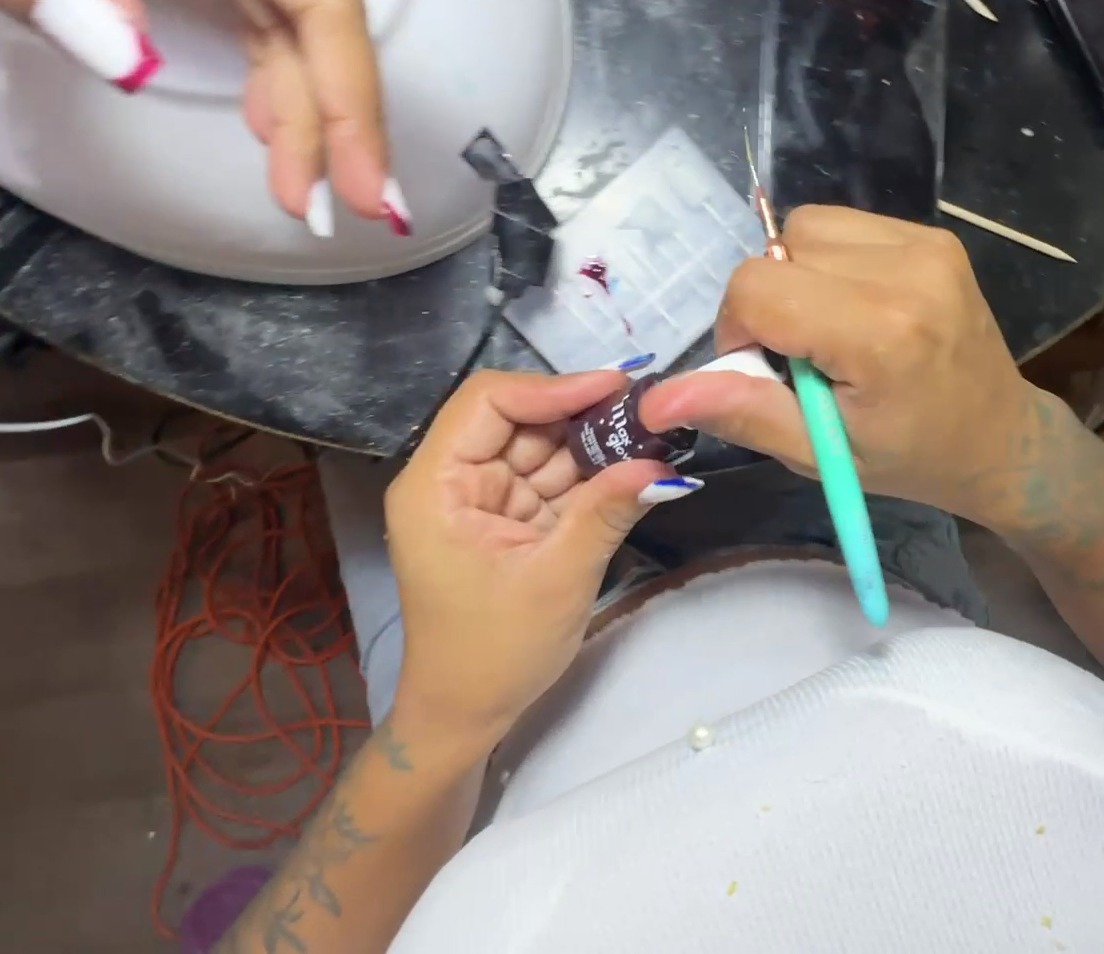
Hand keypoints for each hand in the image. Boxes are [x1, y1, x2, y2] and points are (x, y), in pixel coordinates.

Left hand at [383, 370, 687, 743]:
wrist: (467, 716)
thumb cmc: (495, 652)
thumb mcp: (558, 579)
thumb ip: (607, 513)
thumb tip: (665, 465)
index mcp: (438, 486)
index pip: (490, 403)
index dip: (554, 388)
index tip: (617, 388)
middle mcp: (456, 481)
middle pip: (523, 421)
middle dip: (585, 418)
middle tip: (649, 413)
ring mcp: (485, 499)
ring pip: (546, 449)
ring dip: (597, 446)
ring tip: (655, 436)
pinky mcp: (512, 519)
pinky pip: (556, 483)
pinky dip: (594, 478)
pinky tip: (636, 467)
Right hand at [640, 205, 1037, 523]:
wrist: (999, 438)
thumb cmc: (910, 459)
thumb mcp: (821, 454)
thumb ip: (742, 413)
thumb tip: (654, 401)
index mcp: (879, 331)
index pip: (757, 287)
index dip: (739, 329)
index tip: (766, 371)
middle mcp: (907, 270)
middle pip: (778, 248)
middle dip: (768, 303)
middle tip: (801, 357)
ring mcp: (926, 244)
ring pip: (806, 226)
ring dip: (795, 276)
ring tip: (828, 330)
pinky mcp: (932, 235)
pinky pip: (843, 226)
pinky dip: (827, 263)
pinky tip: (854, 308)